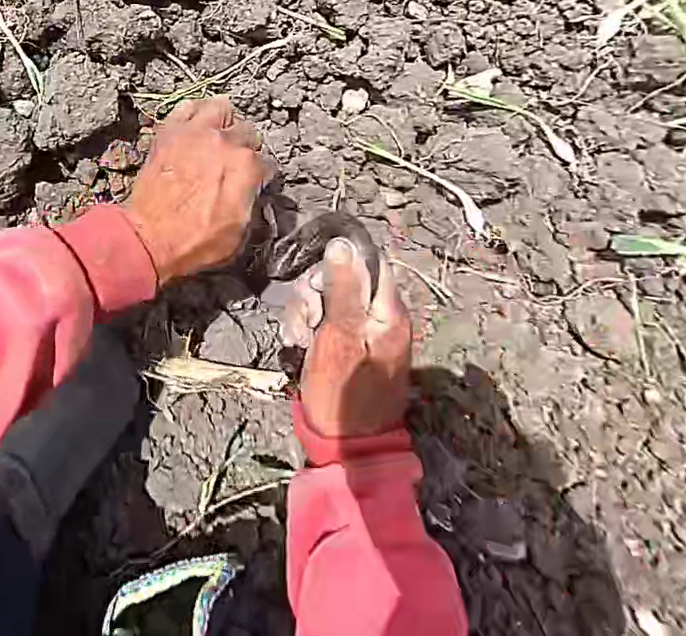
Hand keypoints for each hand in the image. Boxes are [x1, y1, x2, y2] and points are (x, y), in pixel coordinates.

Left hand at [121, 98, 266, 283]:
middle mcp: (224, 143)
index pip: (266, 162)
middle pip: (246, 132)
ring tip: (218, 135)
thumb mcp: (240, 230)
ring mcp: (195, 133)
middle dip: (244, 147)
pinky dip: (193, 112)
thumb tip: (252, 189)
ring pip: (221, 108)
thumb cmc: (195, 240)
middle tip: (231, 163)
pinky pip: (186, 107)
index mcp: (247, 167)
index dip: (260, 175)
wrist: (150, 237)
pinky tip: (195, 123)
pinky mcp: (169, 132)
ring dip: (223, 121)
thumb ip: (252, 199)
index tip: (252, 183)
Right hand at [284, 236, 409, 437]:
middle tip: (309, 318)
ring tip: (300, 337)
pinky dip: (304, 327)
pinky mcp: (342, 343)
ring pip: (324, 297)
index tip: (318, 281)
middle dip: (314, 291)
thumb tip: (343, 244)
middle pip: (341, 277)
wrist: (344, 442)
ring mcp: (360, 331)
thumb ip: (343, 288)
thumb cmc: (344, 391)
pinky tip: (298, 343)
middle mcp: (378, 316)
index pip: (369, 262)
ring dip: (304, 311)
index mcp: (388, 312)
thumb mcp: (341, 335)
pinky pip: (320, 319)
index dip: (340, 261)